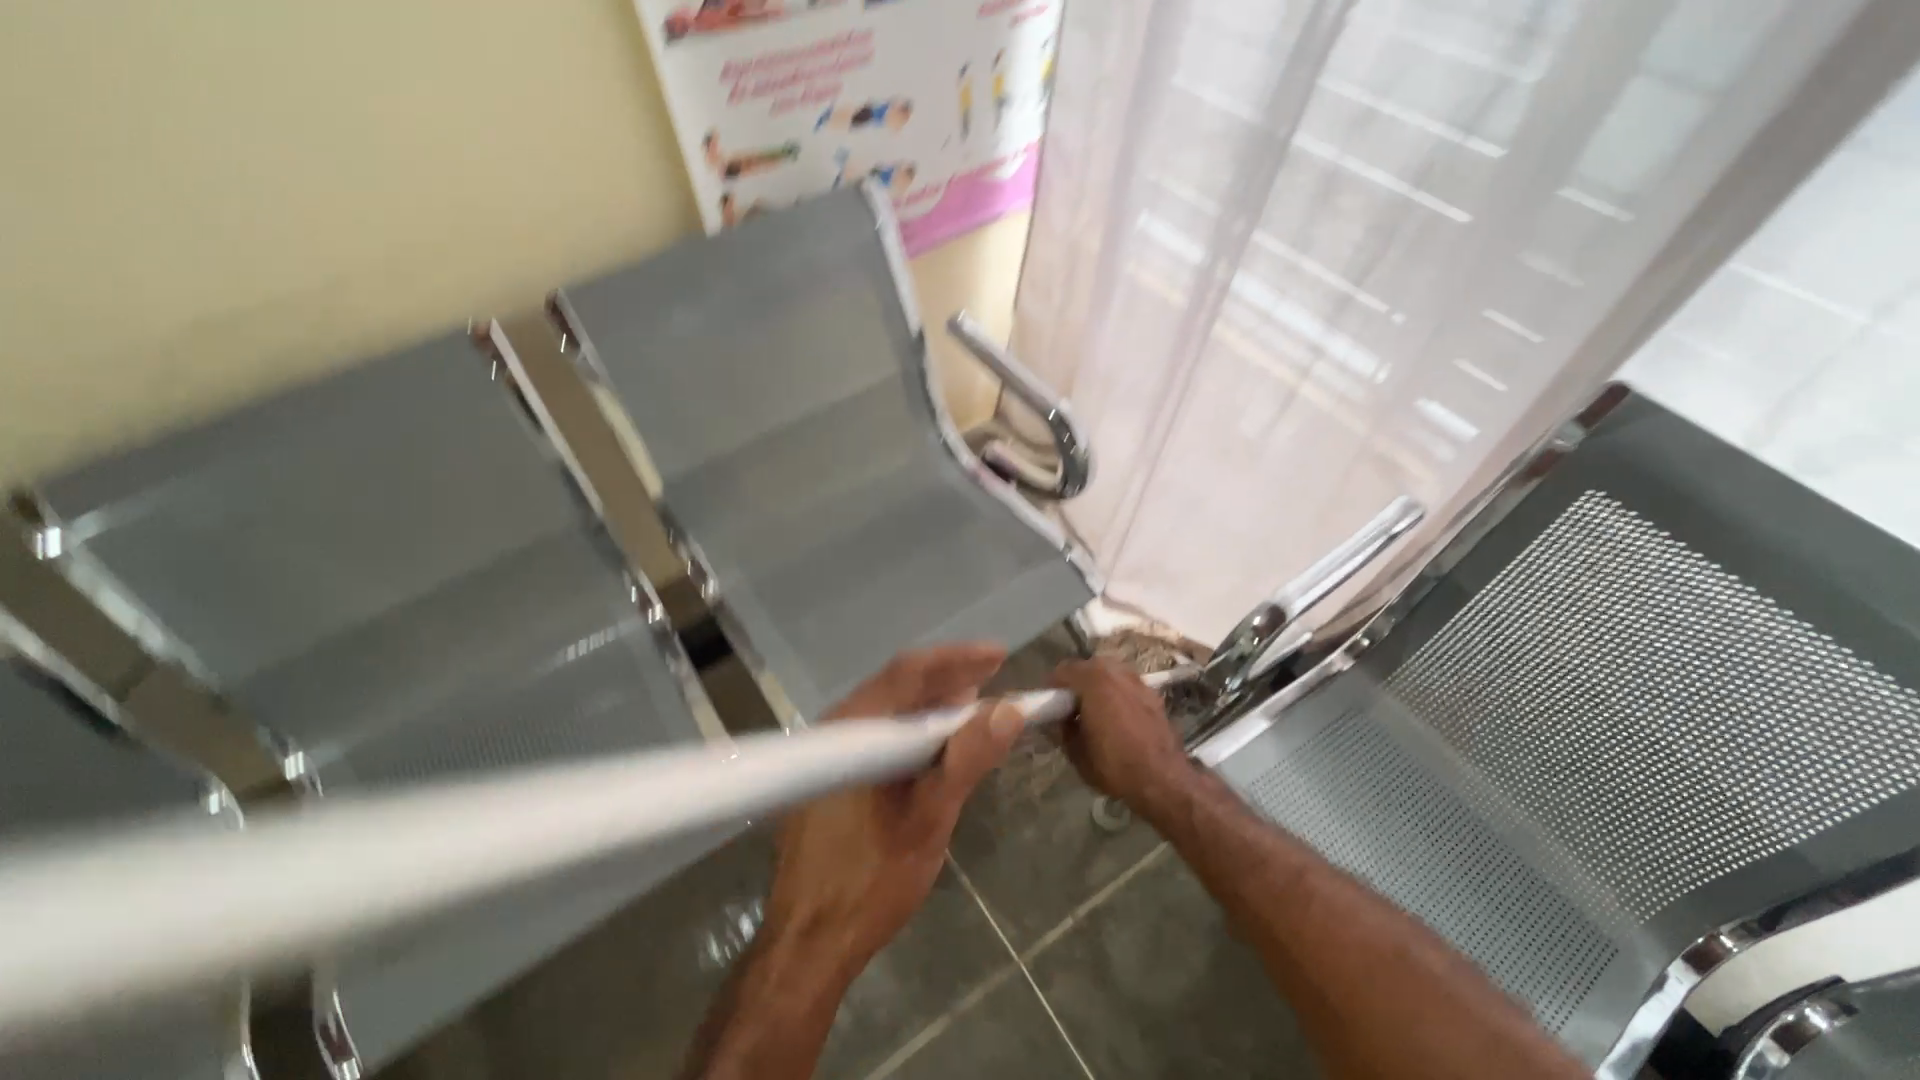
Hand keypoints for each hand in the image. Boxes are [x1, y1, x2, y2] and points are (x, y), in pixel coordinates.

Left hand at [764, 644, 1022, 978]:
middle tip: (994, 682)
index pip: (908, 672)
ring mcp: (827, 756)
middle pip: (896, 687)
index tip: (999, 656)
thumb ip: (966, 760)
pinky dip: (910, 733)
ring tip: (975, 708)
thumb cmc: (871, 879)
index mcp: (853, 730)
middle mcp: (834, 730)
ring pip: (886, 713)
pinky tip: (936, 748)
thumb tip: (1006, 709)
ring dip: (930, 707)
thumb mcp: (929, 820)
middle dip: (947, 679)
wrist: (810, 941)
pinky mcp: (829, 780)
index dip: (957, 658)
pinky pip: (875, 737)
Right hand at [1051, 658, 1189, 804]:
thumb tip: (1053, 720)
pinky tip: (1116, 717)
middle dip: (1076, 684)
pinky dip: (1117, 694)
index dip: (1052, 687)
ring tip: (1093, 712)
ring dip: (1097, 687)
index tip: (1049, 705)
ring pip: (1109, 674)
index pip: (1063, 670)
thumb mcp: (1076, 752)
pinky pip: (1127, 686)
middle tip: (1069, 709)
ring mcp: (1139, 681)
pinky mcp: (1154, 695)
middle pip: (1088, 667)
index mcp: (1094, 681)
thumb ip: (1060, 729)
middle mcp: (1117, 673)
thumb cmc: (1115, 766)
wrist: (1164, 780)